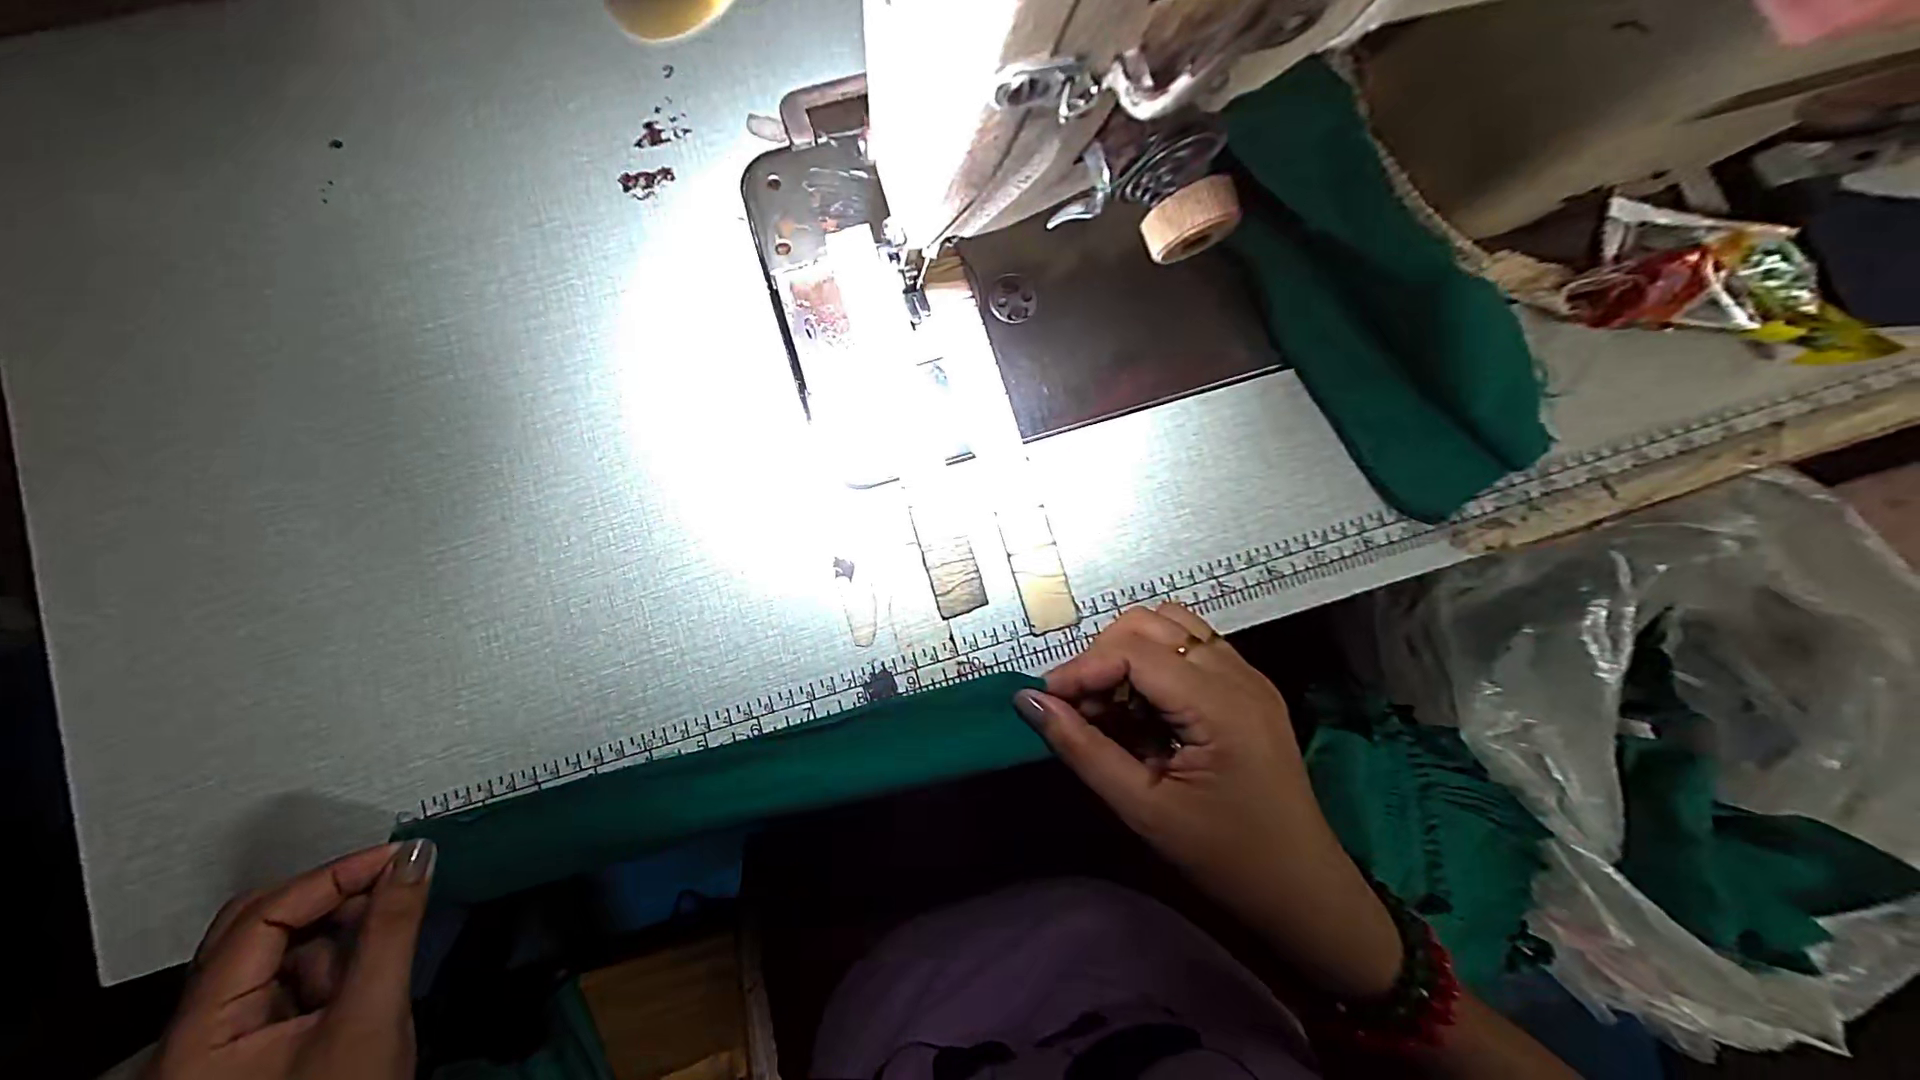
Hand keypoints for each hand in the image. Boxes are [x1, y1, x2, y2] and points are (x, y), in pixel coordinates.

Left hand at [144, 839, 436, 1079]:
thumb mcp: (372, 1015)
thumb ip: (392, 928)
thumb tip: (418, 854)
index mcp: (197, 1033)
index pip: (259, 920)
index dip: (333, 877)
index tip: (402, 855)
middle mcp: (195, 1029)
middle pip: (255, 927)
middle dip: (332, 900)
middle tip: (395, 885)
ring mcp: (224, 1035)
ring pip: (277, 947)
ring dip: (338, 931)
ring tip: (383, 947)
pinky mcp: (257, 1038)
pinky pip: (292, 973)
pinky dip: (336, 957)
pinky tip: (365, 973)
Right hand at [1014, 603, 1400, 997]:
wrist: (1303, 890)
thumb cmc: (1225, 858)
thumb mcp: (1144, 810)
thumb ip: (1083, 750)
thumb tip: (1029, 702)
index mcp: (1221, 705)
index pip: (1134, 650)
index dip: (1082, 668)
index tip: (1046, 701)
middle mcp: (1238, 674)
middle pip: (1149, 624)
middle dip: (1102, 657)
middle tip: (1080, 708)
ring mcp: (1247, 676)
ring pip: (1170, 626)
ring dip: (1127, 653)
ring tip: (1110, 704)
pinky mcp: (1247, 686)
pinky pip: (1189, 648)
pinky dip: (1152, 664)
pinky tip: (1142, 708)